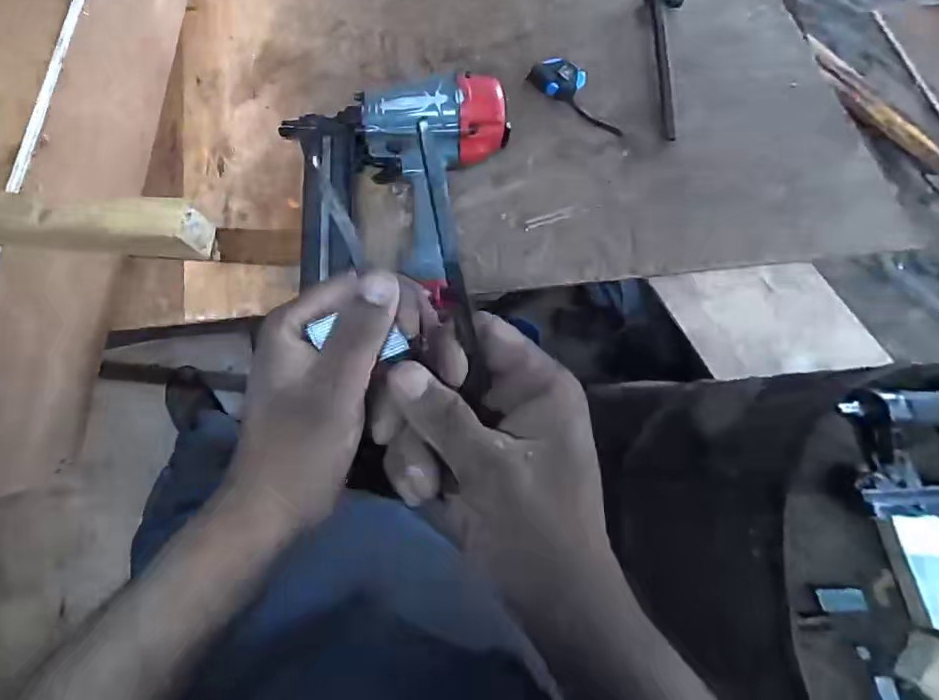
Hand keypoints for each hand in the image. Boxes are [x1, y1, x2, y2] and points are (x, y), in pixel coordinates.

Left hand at [221, 270, 427, 533]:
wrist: (271, 516)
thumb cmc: (298, 452)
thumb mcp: (334, 390)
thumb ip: (360, 333)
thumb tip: (386, 276)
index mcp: (294, 322)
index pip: (358, 285)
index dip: (397, 301)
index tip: (425, 333)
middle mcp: (305, 330)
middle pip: (370, 313)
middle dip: (400, 346)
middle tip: (428, 375)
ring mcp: (318, 358)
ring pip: (375, 345)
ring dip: (394, 377)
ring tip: (390, 422)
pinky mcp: (331, 383)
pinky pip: (369, 370)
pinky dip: (385, 393)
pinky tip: (386, 427)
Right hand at [375, 312, 617, 602]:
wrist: (551, 607)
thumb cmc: (539, 531)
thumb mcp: (493, 470)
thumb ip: (444, 417)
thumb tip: (398, 369)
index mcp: (534, 380)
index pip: (480, 331)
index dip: (443, 344)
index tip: (413, 376)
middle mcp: (505, 391)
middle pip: (440, 367)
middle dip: (414, 406)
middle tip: (387, 432)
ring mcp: (478, 422)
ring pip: (423, 403)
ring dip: (412, 443)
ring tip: (421, 485)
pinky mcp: (458, 451)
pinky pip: (420, 436)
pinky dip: (414, 463)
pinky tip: (421, 495)